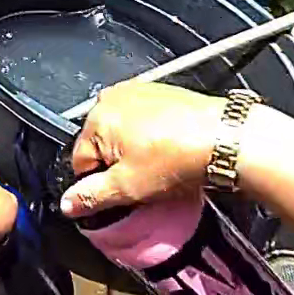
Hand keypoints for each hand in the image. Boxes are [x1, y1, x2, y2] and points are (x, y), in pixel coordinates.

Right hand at [60, 83, 224, 218]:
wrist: (226, 138)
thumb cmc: (178, 158)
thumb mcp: (128, 187)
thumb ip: (91, 196)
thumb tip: (67, 203)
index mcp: (97, 117)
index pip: (81, 161)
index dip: (98, 183)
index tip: (120, 192)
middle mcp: (112, 97)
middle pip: (101, 143)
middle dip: (116, 164)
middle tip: (144, 180)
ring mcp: (137, 91)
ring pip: (122, 131)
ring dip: (134, 149)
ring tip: (160, 165)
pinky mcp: (160, 91)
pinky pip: (143, 119)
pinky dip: (151, 135)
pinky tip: (169, 149)